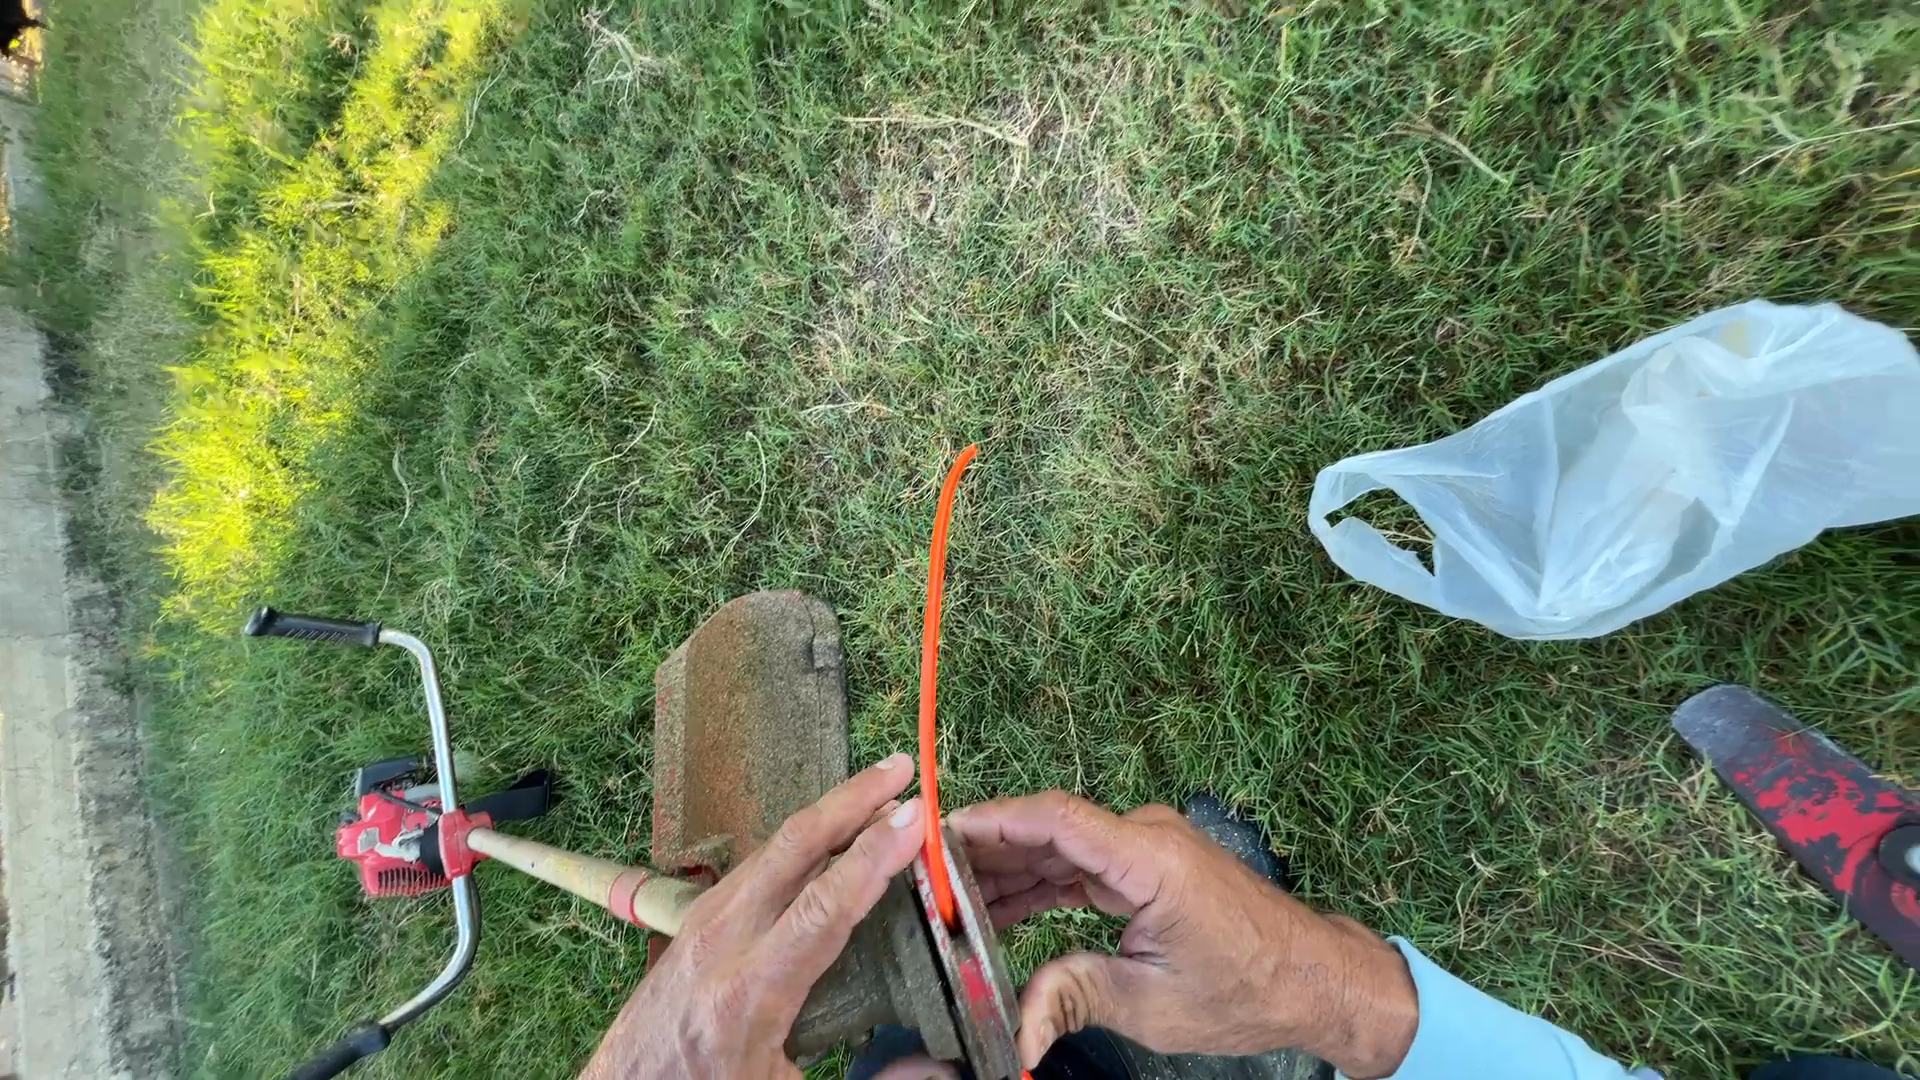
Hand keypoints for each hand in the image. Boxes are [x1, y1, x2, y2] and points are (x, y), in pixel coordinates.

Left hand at [580, 753, 952, 1079]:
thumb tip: (943, 1069)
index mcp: (750, 993)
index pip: (824, 905)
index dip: (874, 855)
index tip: (915, 816)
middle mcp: (725, 939)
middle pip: (796, 845)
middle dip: (853, 798)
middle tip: (900, 767)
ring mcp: (708, 918)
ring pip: (778, 842)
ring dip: (832, 807)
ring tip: (880, 788)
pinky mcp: (701, 913)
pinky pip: (762, 858)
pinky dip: (807, 833)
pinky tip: (833, 828)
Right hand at [950, 791, 1418, 1078]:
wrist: (1313, 975)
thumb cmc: (1246, 989)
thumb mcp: (1155, 1005)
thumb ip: (1076, 997)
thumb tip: (1013, 1032)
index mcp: (1148, 858)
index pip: (1058, 819)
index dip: (998, 820)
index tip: (945, 831)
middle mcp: (1141, 836)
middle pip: (1049, 827)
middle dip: (989, 846)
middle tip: (932, 871)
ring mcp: (1141, 846)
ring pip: (1059, 844)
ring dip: (1010, 866)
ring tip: (954, 892)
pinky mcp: (1141, 863)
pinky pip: (1079, 863)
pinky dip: (1040, 881)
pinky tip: (1000, 903)